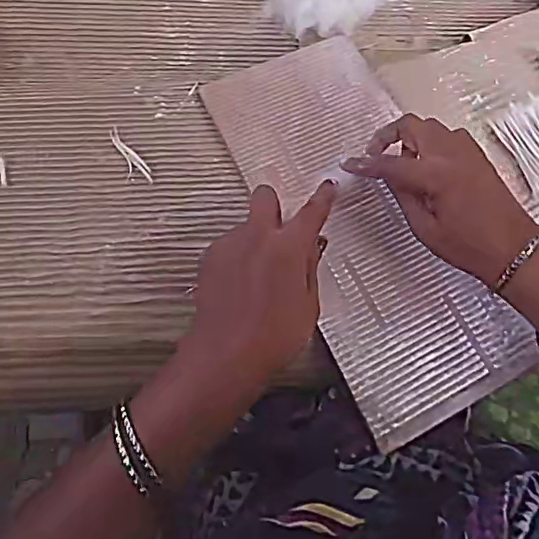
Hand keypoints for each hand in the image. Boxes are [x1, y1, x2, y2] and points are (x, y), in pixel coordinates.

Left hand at [179, 181, 337, 389]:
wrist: (226, 350)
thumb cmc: (273, 336)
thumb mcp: (308, 305)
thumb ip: (309, 267)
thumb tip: (312, 245)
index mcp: (289, 247)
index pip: (311, 212)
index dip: (322, 197)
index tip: (327, 187)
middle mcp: (257, 236)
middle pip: (265, 197)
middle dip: (274, 206)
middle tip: (281, 230)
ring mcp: (230, 243)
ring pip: (246, 226)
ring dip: (255, 240)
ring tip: (259, 279)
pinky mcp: (211, 255)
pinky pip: (230, 246)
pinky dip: (238, 257)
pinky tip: (241, 286)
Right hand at [342, 114, 536, 283]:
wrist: (516, 252)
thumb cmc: (475, 246)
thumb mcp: (425, 227)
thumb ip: (403, 196)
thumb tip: (389, 178)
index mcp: (437, 174)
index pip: (390, 161)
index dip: (366, 163)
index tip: (352, 163)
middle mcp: (453, 156)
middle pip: (410, 125)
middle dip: (387, 136)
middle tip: (375, 154)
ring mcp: (468, 153)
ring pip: (429, 126)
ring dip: (410, 137)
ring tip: (402, 159)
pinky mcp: (478, 157)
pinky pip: (447, 136)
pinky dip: (430, 141)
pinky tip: (427, 163)